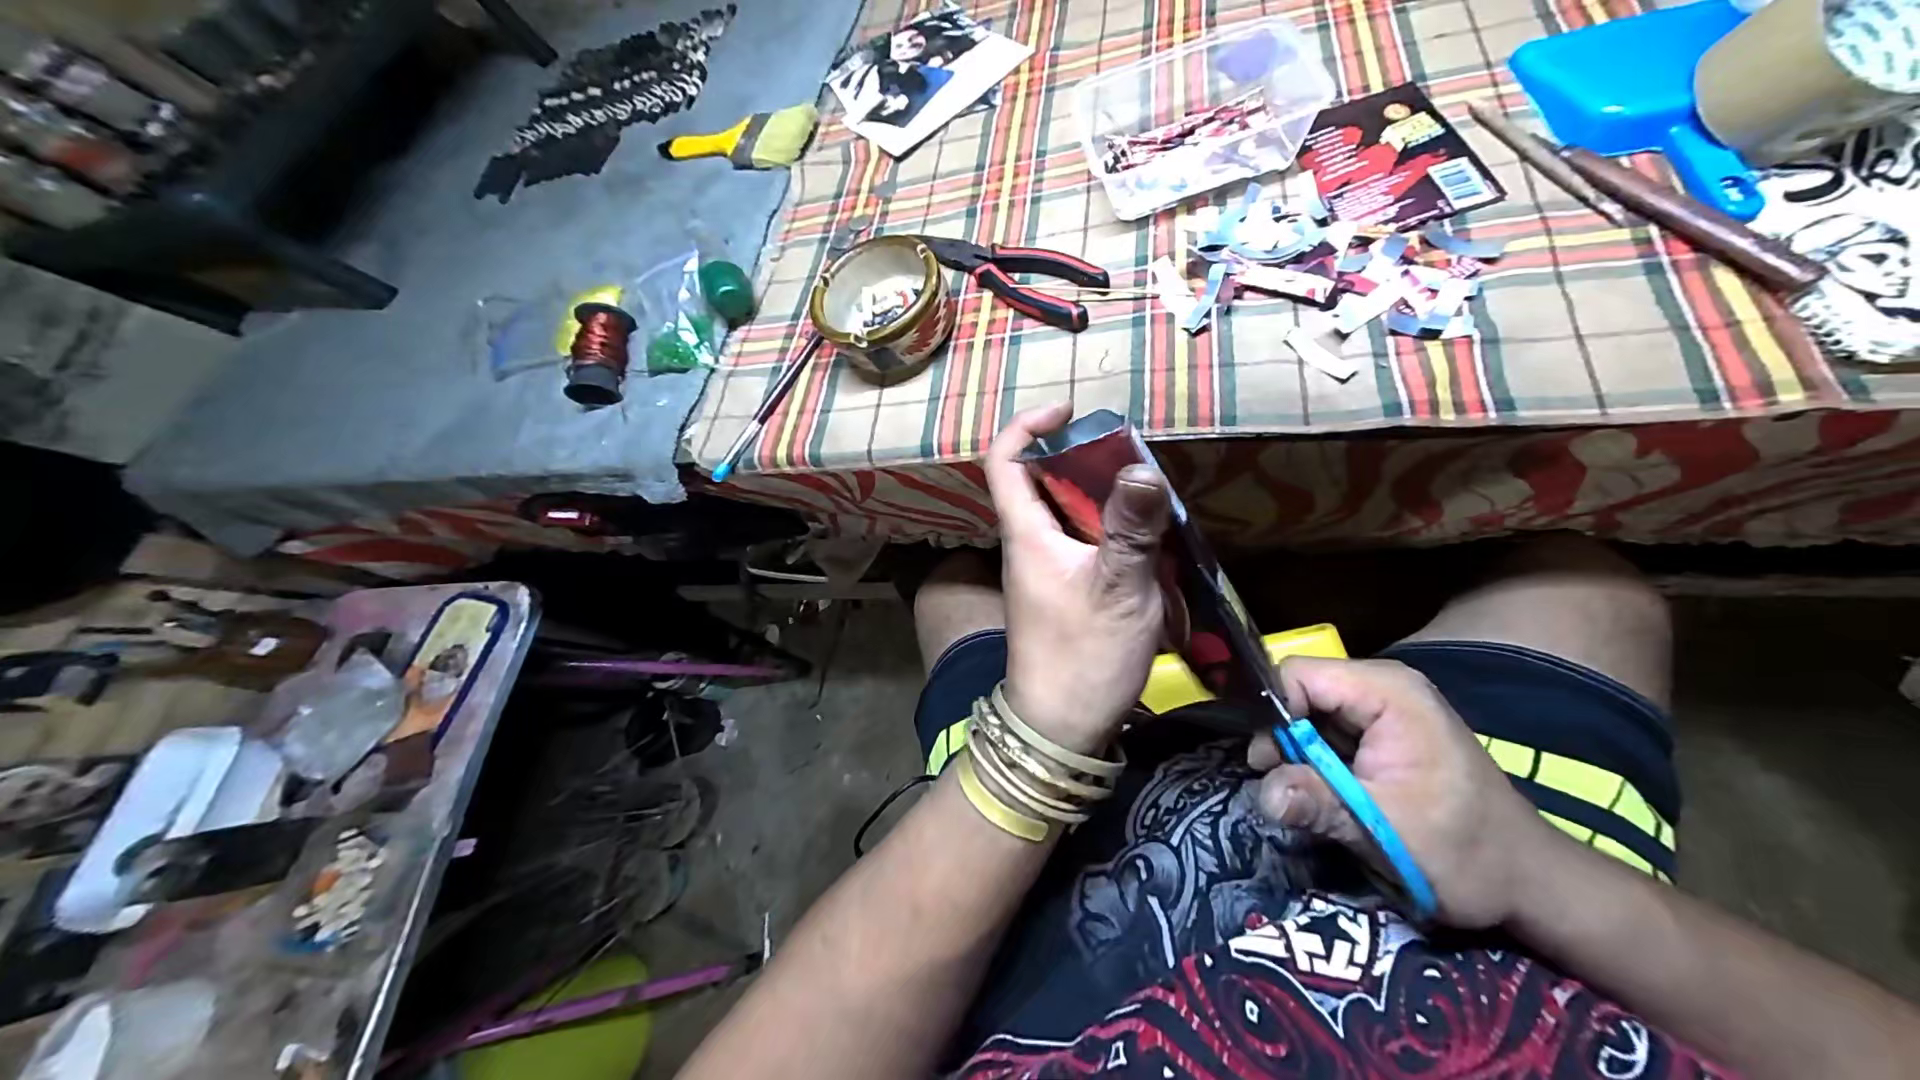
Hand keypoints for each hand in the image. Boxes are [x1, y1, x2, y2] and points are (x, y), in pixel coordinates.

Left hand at [983, 402, 1170, 755]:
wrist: (1062, 727)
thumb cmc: (1083, 657)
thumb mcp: (1116, 589)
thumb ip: (1129, 530)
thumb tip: (1140, 468)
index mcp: (1026, 534)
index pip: (1005, 462)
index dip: (1027, 426)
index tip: (1068, 411)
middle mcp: (1030, 544)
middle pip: (1043, 481)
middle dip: (1082, 459)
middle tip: (1132, 458)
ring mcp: (1046, 569)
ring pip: (1069, 513)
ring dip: (1104, 498)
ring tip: (1149, 498)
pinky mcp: (1064, 591)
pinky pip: (1084, 543)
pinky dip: (1112, 531)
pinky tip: (1148, 541)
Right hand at [1249, 657, 1558, 927]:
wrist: (1527, 882)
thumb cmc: (1466, 853)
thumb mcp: (1387, 831)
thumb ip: (1321, 804)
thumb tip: (1263, 793)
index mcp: (1388, 692)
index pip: (1297, 674)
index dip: (1273, 712)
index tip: (1268, 762)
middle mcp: (1380, 687)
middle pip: (1296, 692)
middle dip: (1280, 738)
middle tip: (1281, 785)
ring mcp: (1378, 708)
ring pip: (1303, 714)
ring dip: (1294, 755)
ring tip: (1303, 795)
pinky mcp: (1375, 731)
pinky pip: (1320, 732)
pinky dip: (1310, 762)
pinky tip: (1319, 793)